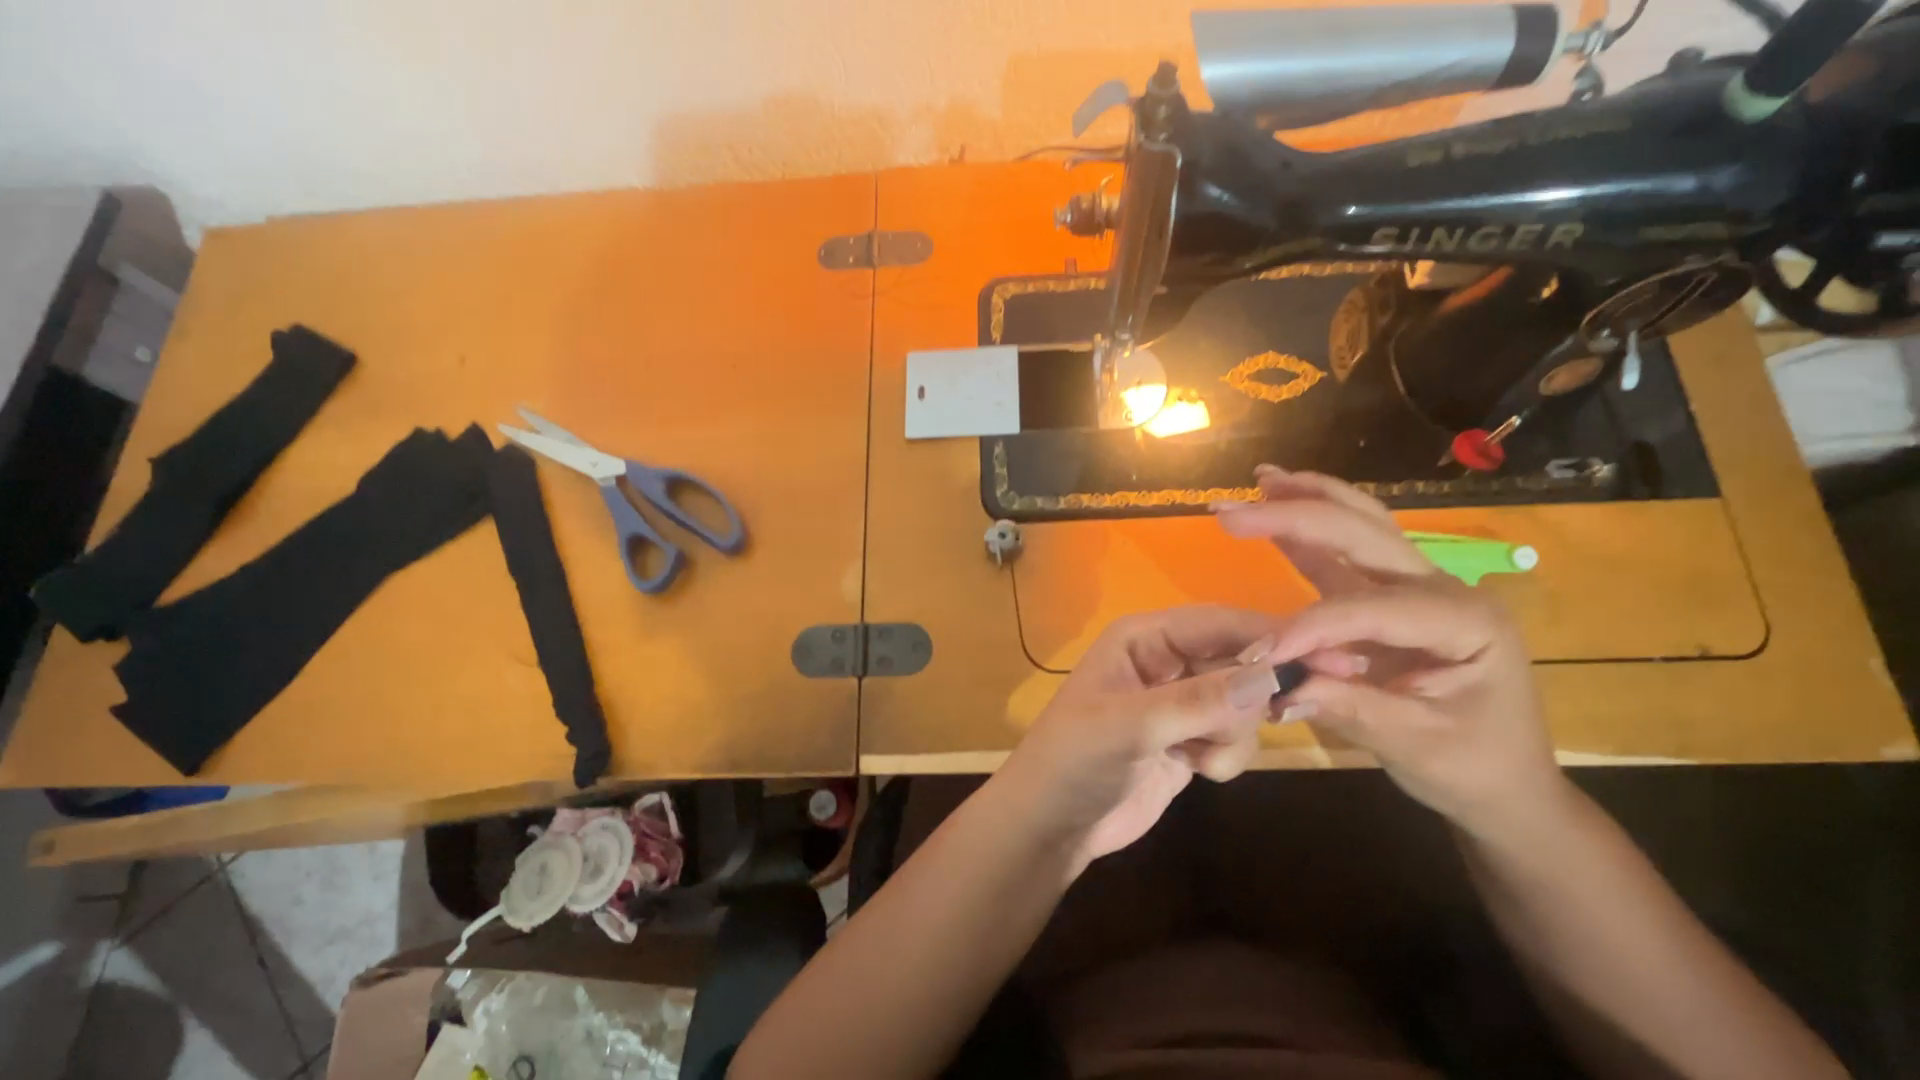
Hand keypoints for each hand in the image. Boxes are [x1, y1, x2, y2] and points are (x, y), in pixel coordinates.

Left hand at [1002, 606, 1290, 867]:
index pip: (1219, 623)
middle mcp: (1168, 661)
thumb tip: (1269, 676)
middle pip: (1243, 660)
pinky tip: (1197, 770)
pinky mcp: (1193, 741)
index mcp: (1145, 638)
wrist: (1052, 826)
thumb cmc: (1072, 762)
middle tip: (1287, 714)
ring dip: (1234, 734)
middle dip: (1258, 691)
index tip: (1327, 655)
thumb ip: (1196, 702)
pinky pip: (1237, 737)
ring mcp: (1183, 703)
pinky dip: (1228, 756)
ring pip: (1246, 703)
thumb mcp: (1128, 727)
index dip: (1270, 635)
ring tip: (1199, 757)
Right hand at [1214, 467, 1568, 837]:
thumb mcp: (1417, 747)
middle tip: (1231, 513)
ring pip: (1360, 528)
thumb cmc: (1474, 767)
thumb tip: (1278, 687)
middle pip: (1365, 536)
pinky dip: (1308, 533)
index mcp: (1466, 621)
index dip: (1312, 626)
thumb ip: (1352, 709)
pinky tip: (1276, 508)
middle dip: (1297, 517)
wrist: (1507, 785)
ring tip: (1261, 478)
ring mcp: (1418, 590)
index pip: (1373, 609)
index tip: (1260, 655)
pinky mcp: (1392, 601)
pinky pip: (1346, 558)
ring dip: (1308, 502)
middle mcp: (1445, 589)